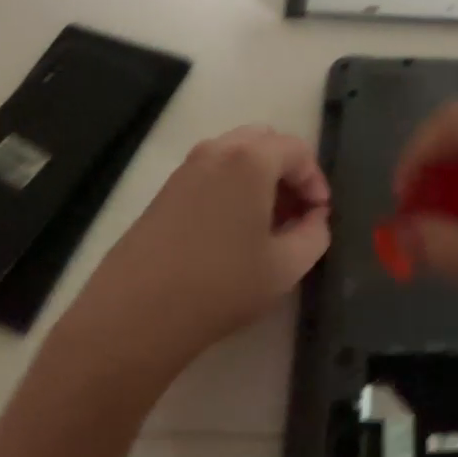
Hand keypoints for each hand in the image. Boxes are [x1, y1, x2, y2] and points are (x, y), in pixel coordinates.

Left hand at [65, 125, 331, 364]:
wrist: (136, 315)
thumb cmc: (222, 286)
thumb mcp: (286, 267)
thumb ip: (314, 235)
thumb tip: (315, 219)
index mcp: (250, 160)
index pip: (297, 150)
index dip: (316, 180)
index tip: (320, 215)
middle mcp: (216, 152)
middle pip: (264, 141)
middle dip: (287, 171)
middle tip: (297, 212)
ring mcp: (185, 170)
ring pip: (234, 155)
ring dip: (259, 178)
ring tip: (267, 224)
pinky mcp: (163, 193)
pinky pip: (210, 173)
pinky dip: (231, 187)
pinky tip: (232, 232)